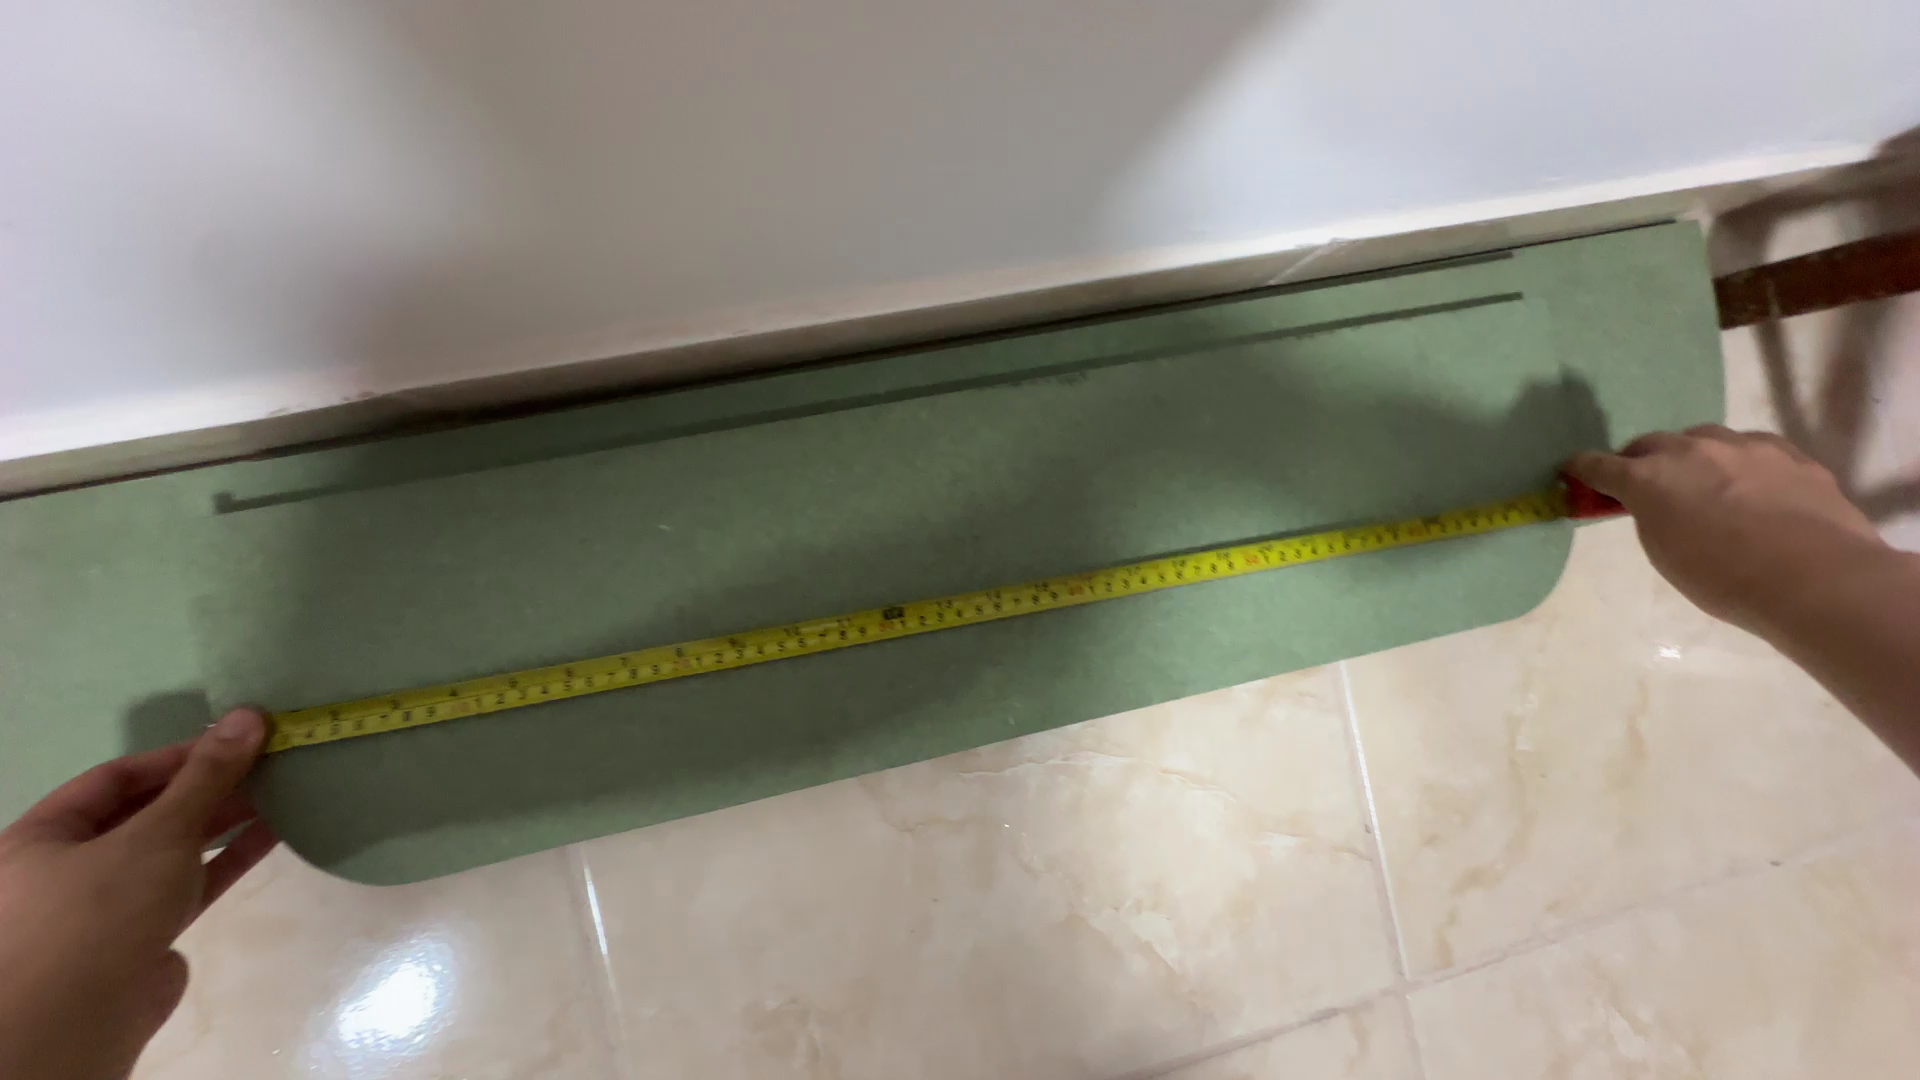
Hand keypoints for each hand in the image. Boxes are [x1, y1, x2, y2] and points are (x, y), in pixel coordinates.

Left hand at [0, 708, 276, 1079]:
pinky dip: (234, 854)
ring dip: (230, 817)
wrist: (76, 1019)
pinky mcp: (147, 929)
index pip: (115, 779)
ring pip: (177, 845)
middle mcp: (69, 867)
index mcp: (42, 840)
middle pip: (151, 811)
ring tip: (286, 790)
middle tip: (273, 761)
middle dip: (212, 785)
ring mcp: (110, 901)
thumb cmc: (96, 910)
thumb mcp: (157, 831)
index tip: (239, 741)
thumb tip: (251, 714)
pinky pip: (196, 878)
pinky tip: (280, 830)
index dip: (178, 756)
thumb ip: (207, 775)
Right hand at [1567, 425, 1888, 633]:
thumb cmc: (1719, 575)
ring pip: (1702, 438)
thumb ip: (1649, 514)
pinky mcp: (1789, 454)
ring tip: (1703, 481)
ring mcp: (1743, 447)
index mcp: (1646, 478)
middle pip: (1650, 443)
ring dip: (1692, 455)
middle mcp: (1689, 451)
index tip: (1574, 473)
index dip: (1582, 470)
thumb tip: (1655, 504)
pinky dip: (1738, 459)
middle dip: (1640, 460)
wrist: (1815, 578)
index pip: (1597, 465)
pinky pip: (1751, 446)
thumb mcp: (1661, 548)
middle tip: (1646, 485)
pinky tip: (1748, 482)